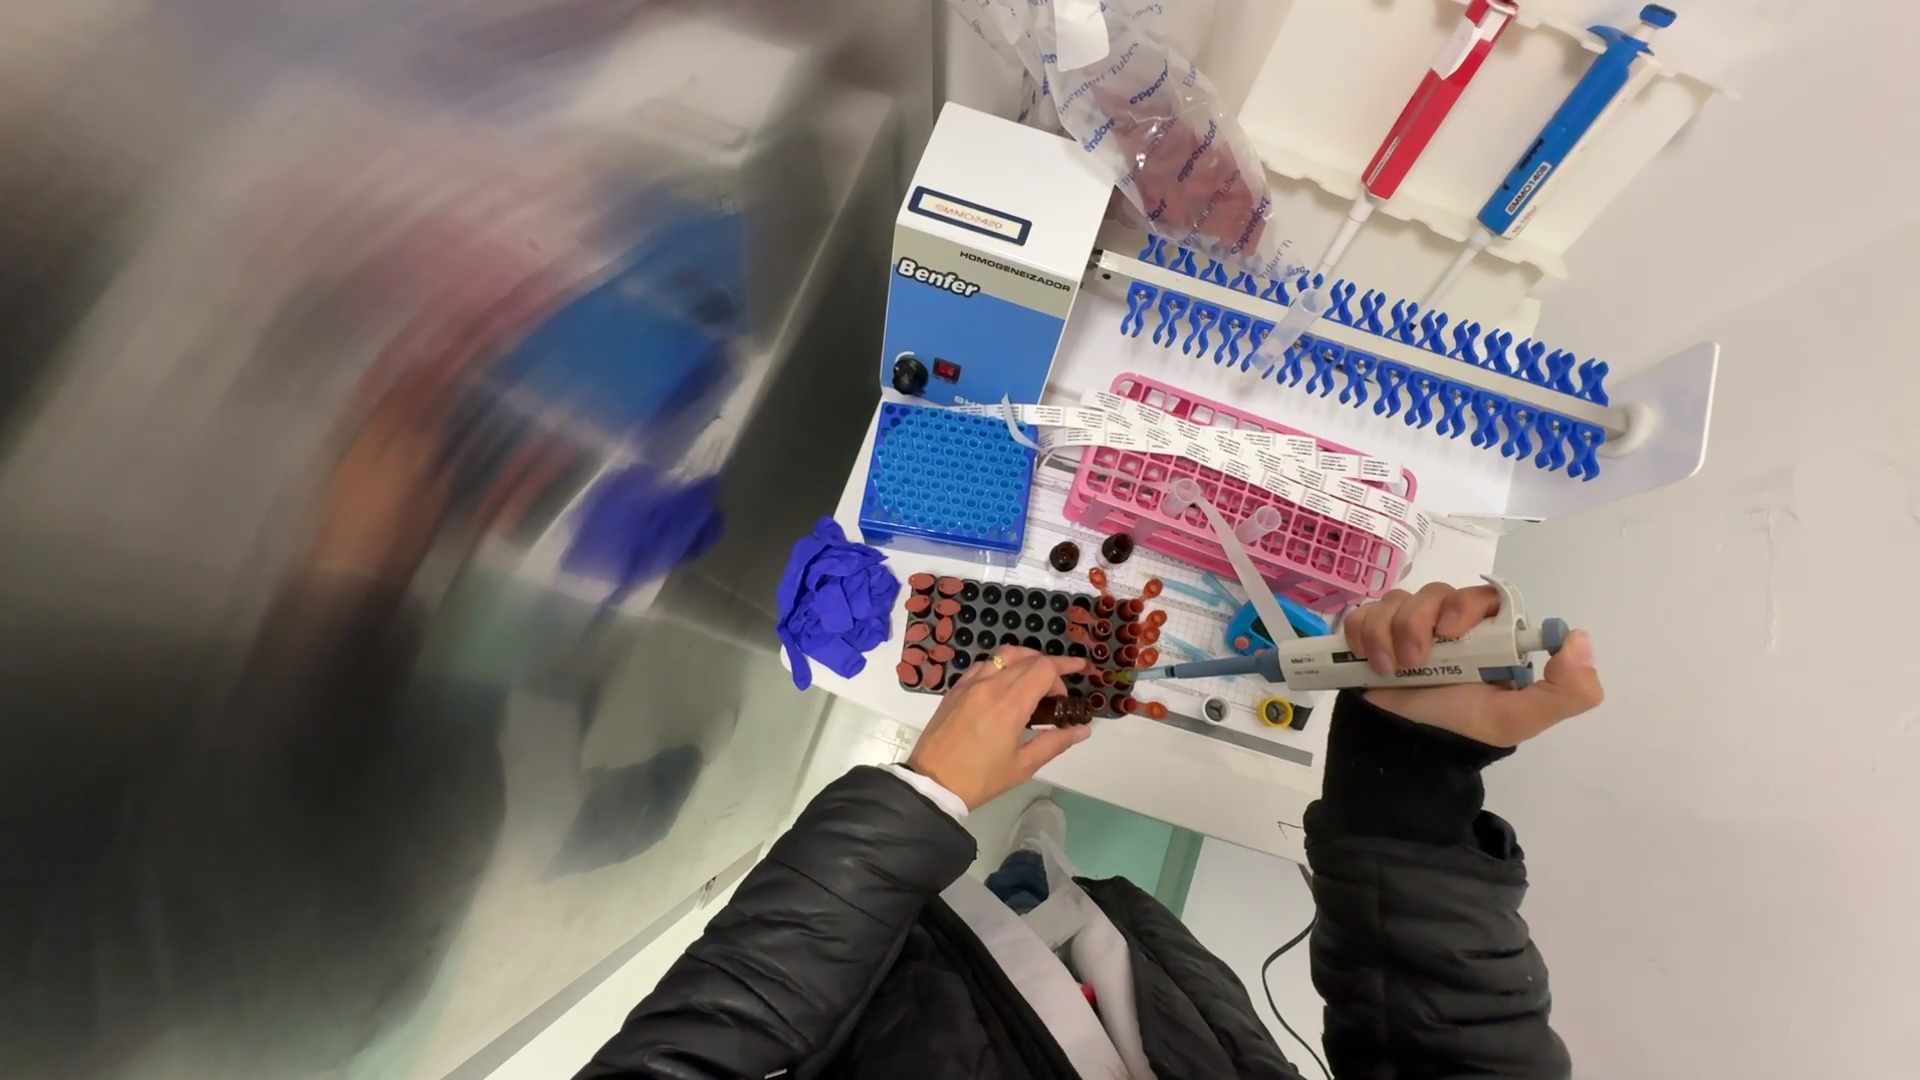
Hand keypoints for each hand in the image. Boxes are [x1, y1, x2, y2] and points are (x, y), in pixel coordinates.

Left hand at [906, 646, 1093, 808]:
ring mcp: (970, 684)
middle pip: (1027, 658)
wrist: (933, 782)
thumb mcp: (1023, 765)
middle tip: (1059, 691)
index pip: (1044, 669)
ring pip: (1004, 655)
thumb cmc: (981, 778)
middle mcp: (991, 685)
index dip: (1065, 666)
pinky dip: (1002, 665)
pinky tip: (1005, 683)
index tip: (1080, 668)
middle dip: (1050, 667)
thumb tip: (1082, 730)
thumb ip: (1055, 742)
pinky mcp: (956, 688)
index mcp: (1010, 703)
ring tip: (1036, 679)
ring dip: (1026, 659)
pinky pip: (983, 665)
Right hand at [1341, 583, 1602, 747]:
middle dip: (1416, 624)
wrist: (1405, 743)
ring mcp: (1406, 622)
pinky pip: (1361, 613)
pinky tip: (1366, 660)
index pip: (1483, 595)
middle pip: (1433, 593)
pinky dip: (1361, 635)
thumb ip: (1566, 690)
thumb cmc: (1461, 725)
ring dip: (1385, 634)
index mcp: (1487, 634)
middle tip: (1413, 662)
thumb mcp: (1519, 717)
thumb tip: (1578, 638)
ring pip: (1394, 600)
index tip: (1451, 633)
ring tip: (1387, 669)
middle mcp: (1447, 621)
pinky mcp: (1371, 628)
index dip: (1464, 605)